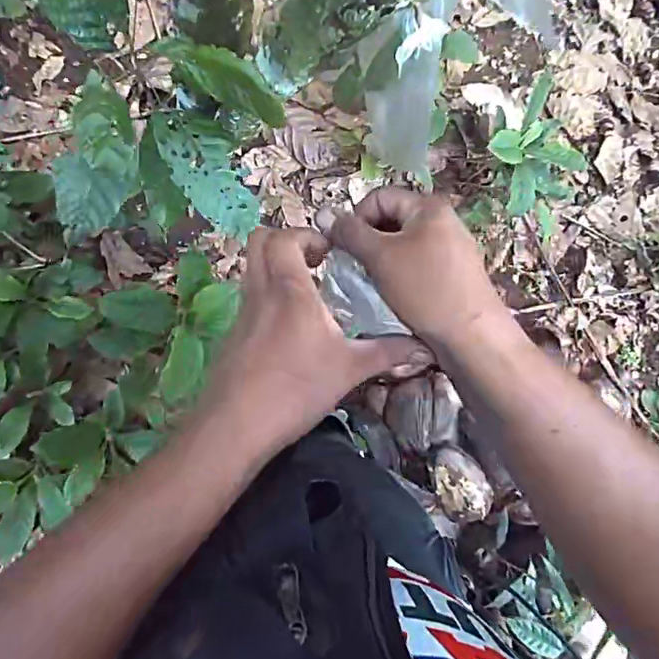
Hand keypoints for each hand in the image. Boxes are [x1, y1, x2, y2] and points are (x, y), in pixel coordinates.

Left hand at [188, 228, 427, 456]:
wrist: (236, 424)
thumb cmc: (296, 389)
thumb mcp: (349, 370)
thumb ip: (387, 352)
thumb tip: (426, 347)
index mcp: (288, 290)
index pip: (283, 238)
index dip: (306, 235)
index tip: (330, 251)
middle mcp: (259, 292)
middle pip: (258, 242)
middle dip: (286, 241)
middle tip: (315, 262)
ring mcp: (241, 313)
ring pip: (251, 270)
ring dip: (276, 269)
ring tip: (307, 293)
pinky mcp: (232, 334)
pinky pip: (249, 299)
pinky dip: (267, 297)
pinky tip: (289, 328)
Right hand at [327, 188, 511, 345]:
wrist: (472, 337)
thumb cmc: (425, 290)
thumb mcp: (379, 257)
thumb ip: (350, 233)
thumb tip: (325, 215)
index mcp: (428, 207)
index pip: (377, 197)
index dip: (356, 219)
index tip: (346, 247)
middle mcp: (443, 220)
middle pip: (389, 218)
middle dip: (367, 240)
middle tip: (357, 266)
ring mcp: (450, 246)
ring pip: (400, 243)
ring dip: (380, 259)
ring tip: (374, 281)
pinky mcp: (452, 271)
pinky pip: (415, 262)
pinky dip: (398, 273)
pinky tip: (394, 293)